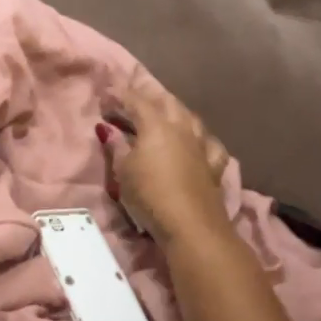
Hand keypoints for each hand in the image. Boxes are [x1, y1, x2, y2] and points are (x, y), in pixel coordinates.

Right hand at [97, 65, 230, 246]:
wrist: (192, 227)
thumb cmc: (150, 195)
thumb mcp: (123, 171)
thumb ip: (116, 146)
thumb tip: (108, 129)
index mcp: (156, 126)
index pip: (136, 101)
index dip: (120, 94)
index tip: (106, 93)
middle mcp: (181, 130)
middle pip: (168, 102)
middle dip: (150, 95)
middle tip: (134, 97)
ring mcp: (201, 147)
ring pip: (191, 118)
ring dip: (176, 110)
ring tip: (164, 112)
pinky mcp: (213, 167)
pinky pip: (210, 144)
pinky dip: (201, 137)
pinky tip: (197, 140)